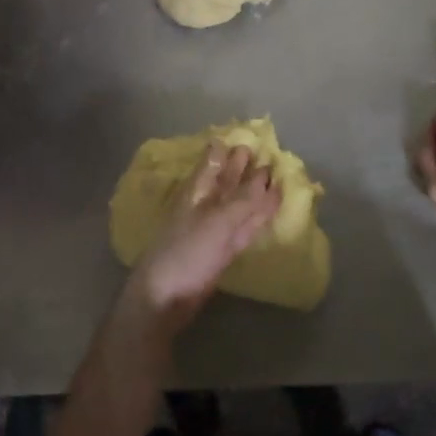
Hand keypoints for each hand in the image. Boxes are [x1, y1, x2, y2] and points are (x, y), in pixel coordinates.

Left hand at [123, 144, 281, 333]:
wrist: (165, 298)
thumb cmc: (186, 253)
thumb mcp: (217, 222)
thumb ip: (243, 200)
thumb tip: (267, 177)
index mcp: (196, 193)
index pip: (211, 164)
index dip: (222, 152)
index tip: (236, 137)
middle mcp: (204, 207)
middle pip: (225, 181)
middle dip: (240, 167)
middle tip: (258, 151)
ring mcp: (213, 230)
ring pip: (237, 203)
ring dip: (252, 190)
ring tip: (269, 174)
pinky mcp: (222, 251)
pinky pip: (244, 226)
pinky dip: (257, 215)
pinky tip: (270, 207)